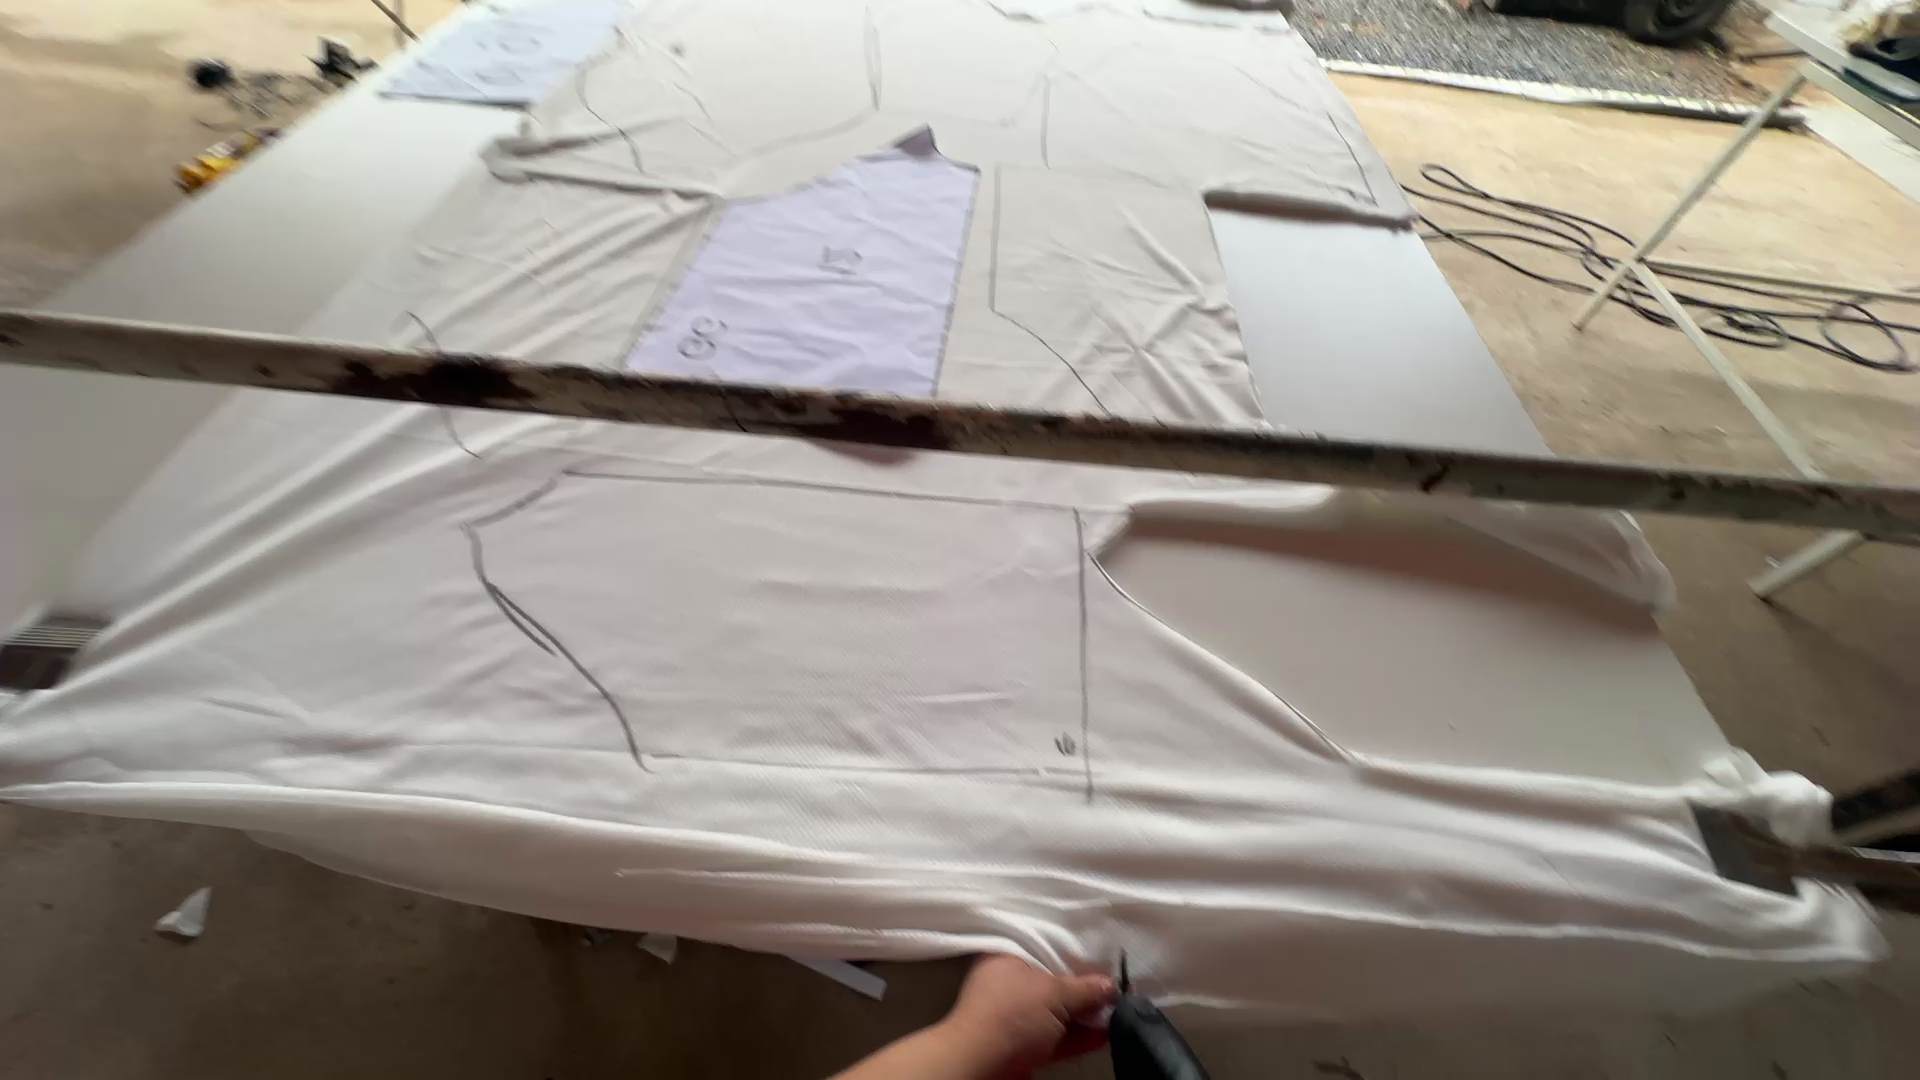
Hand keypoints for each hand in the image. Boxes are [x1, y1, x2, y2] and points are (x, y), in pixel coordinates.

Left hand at [936, 955, 1117, 1078]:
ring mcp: (1015, 1016)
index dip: (1072, 950)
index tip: (1099, 953)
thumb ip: (1084, 988)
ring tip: (1116, 1010)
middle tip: (1113, 986)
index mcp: (1007, 955)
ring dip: (1083, 1014)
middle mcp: (1009, 981)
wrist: (982, 1066)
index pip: (1043, 944)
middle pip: (1052, 980)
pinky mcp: (1022, 1045)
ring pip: (1055, 1011)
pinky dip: (1077, 1036)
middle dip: (1081, 986)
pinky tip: (1104, 1035)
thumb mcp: (1053, 994)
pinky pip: (1055, 1036)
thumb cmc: (1014, 1013)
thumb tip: (1112, 985)